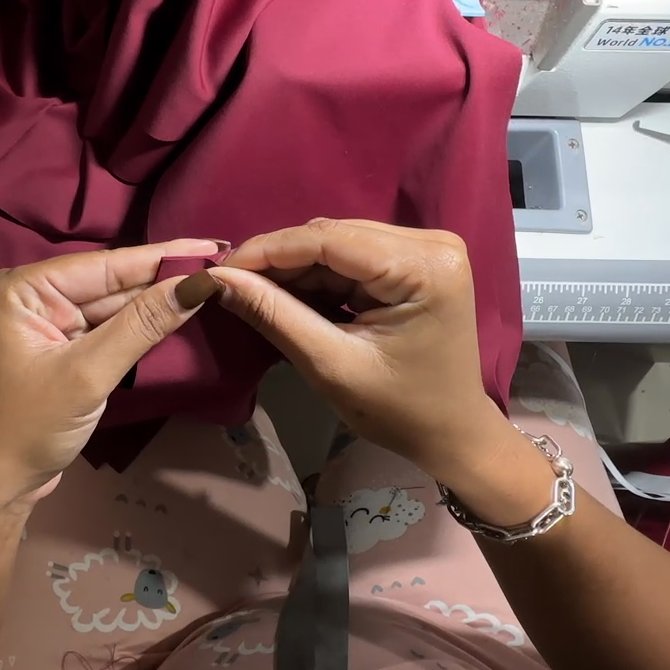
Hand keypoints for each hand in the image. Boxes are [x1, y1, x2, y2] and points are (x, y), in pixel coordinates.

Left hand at [0, 239, 223, 510]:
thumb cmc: (25, 427)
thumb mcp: (87, 374)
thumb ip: (141, 325)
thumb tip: (197, 285)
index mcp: (25, 288)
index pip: (105, 264)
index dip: (163, 256)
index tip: (213, 245)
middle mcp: (34, 296)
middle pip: (111, 283)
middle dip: (163, 278)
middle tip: (221, 265)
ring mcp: (47, 325)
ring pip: (113, 307)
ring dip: (156, 302)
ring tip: (211, 283)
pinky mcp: (60, 352)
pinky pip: (107, 330)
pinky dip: (140, 328)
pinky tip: (177, 313)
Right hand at [207, 219, 507, 473]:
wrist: (451, 433)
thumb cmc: (399, 410)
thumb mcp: (331, 365)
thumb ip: (275, 315)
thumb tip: (217, 278)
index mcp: (424, 266)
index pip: (329, 239)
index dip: (269, 250)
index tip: (220, 268)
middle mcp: (430, 243)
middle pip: (333, 236)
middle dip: (279, 260)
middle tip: (231, 284)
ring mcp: (425, 248)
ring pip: (336, 243)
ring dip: (294, 268)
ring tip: (254, 293)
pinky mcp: (414, 259)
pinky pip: (350, 256)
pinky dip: (316, 276)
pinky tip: (289, 296)